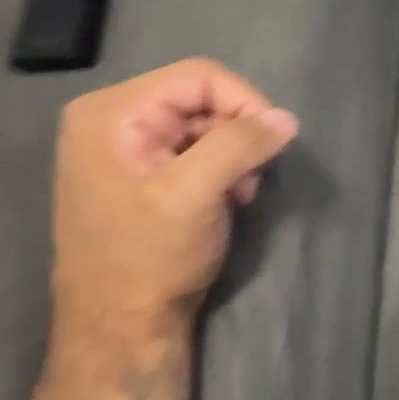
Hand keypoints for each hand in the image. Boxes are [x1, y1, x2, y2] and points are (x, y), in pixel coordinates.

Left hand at [52, 59, 298, 325]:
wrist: (121, 322)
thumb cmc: (150, 256)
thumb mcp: (196, 194)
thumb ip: (240, 146)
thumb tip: (287, 119)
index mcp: (111, 113)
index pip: (199, 77)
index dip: (246, 102)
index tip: (274, 143)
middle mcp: (111, 120)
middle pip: (201, 99)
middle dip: (239, 134)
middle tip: (251, 180)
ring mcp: (123, 148)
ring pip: (203, 125)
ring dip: (235, 155)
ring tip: (239, 194)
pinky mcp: (139, 173)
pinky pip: (194, 150)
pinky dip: (221, 169)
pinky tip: (225, 200)